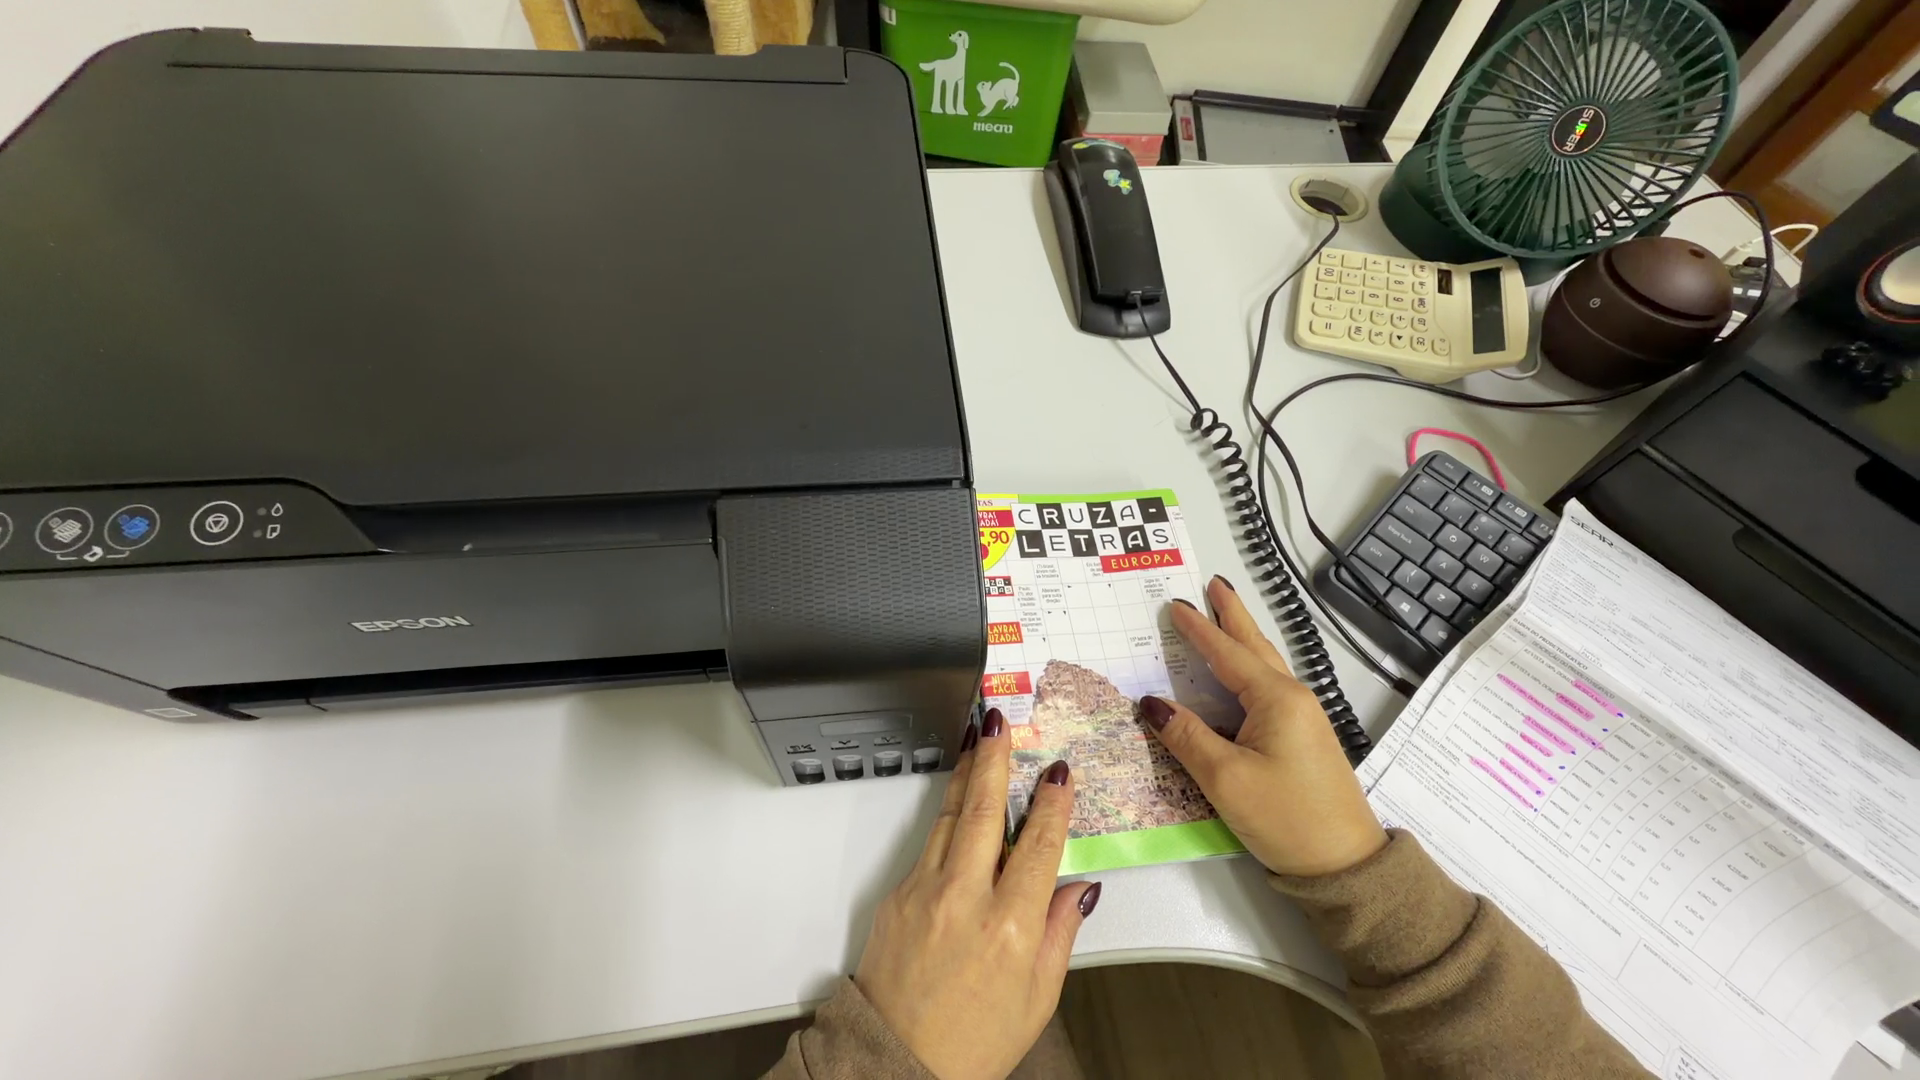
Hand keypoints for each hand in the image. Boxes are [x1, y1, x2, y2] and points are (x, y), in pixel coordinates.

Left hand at [854, 708, 1100, 1079]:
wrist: (894, 1063)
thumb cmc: (972, 1043)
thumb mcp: (1037, 998)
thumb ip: (1060, 934)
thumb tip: (1076, 888)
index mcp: (1010, 928)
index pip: (1038, 847)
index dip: (1052, 805)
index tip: (1058, 774)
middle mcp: (965, 900)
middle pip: (982, 812)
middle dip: (994, 760)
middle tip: (1000, 723)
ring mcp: (925, 891)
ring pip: (949, 816)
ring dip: (966, 773)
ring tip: (976, 739)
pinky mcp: (898, 893)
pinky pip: (928, 841)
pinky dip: (945, 811)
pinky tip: (956, 795)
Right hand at [1142, 576, 1387, 878]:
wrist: (1345, 866)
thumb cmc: (1285, 817)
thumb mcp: (1225, 778)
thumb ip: (1186, 736)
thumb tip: (1152, 703)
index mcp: (1276, 700)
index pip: (1228, 654)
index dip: (1199, 629)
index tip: (1176, 604)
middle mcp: (1292, 699)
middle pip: (1255, 647)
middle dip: (1232, 616)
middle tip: (1215, 585)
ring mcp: (1301, 719)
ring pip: (1264, 667)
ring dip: (1242, 639)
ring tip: (1223, 616)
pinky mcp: (1302, 739)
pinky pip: (1266, 689)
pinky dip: (1247, 668)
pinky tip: (1238, 674)